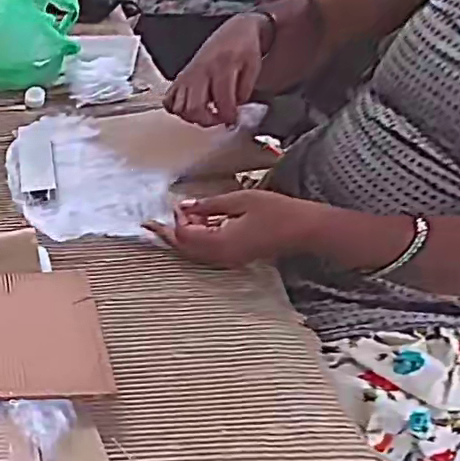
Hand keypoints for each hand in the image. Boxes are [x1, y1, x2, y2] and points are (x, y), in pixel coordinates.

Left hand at [144, 190, 317, 266]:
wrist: (306, 230)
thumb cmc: (278, 212)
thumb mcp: (241, 200)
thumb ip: (209, 204)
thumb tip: (185, 206)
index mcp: (220, 244)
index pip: (184, 237)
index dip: (176, 222)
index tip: (175, 205)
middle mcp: (220, 257)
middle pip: (184, 249)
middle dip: (170, 234)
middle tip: (154, 222)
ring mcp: (227, 260)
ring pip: (193, 253)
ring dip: (183, 236)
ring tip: (180, 218)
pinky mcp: (234, 258)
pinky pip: (206, 252)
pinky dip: (197, 239)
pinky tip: (199, 224)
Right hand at [164, 13, 266, 126]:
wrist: (233, 32)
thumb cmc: (244, 49)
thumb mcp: (253, 66)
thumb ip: (245, 90)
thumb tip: (234, 111)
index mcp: (222, 67)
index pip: (221, 101)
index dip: (228, 116)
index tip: (233, 119)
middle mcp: (200, 72)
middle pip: (194, 108)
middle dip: (208, 120)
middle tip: (218, 118)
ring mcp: (187, 75)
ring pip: (179, 107)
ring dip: (192, 117)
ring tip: (206, 113)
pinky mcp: (179, 78)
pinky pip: (169, 101)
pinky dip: (177, 109)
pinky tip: (191, 107)